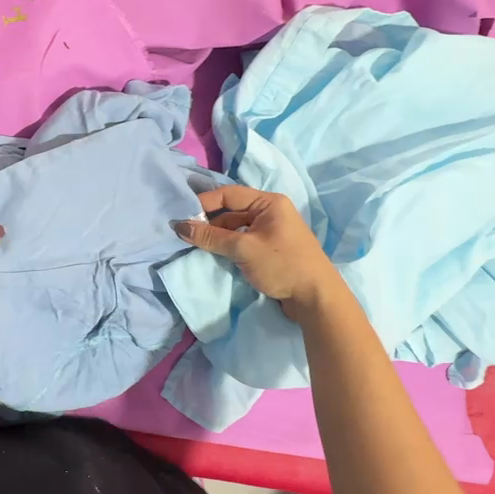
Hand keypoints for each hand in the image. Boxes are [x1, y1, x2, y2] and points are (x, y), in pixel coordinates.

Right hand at [174, 185, 343, 313]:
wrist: (316, 299)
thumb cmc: (283, 265)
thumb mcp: (243, 249)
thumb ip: (210, 237)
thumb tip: (178, 226)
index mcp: (269, 203)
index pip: (228, 194)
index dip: (203, 203)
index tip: (180, 216)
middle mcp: (271, 211)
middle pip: (231, 210)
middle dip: (208, 220)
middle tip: (184, 232)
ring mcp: (271, 230)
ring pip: (235, 226)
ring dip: (217, 235)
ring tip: (194, 243)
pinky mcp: (270, 248)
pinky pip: (242, 239)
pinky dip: (227, 244)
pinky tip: (213, 252)